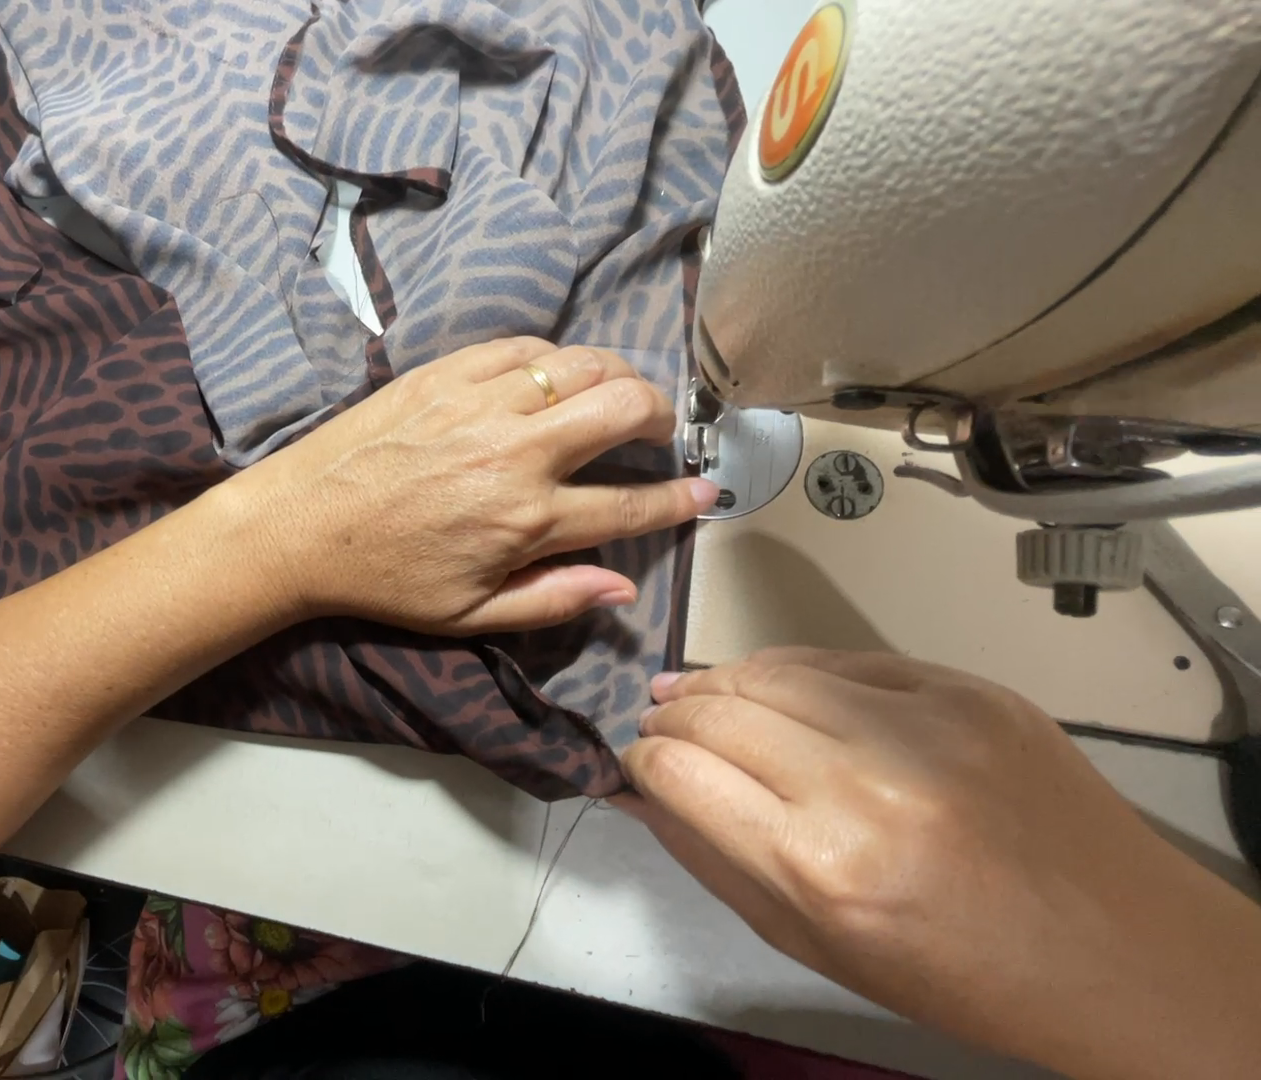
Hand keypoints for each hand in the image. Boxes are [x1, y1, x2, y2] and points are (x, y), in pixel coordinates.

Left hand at [225, 337, 714, 634]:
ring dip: (616, 375)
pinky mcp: (444, 374)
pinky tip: (550, 375)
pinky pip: (522, 345)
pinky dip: (552, 355)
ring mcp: (480, 405)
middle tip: (657, 429)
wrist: (302, 525)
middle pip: (625, 408)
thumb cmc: (382, 576)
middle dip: (661, 415)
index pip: (630, 504)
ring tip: (613, 395)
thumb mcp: (466, 615)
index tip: (705, 490)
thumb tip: (623, 587)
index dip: (679, 498)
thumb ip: (550, 599)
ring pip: (582, 365)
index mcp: (525, 520)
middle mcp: (516, 453)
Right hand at [620, 648, 1260, 1079]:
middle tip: (657, 726)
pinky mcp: (965, 689)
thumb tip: (631, 788)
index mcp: (819, 865)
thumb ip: (703, 855)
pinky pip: (833, 660)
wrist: (1133, 959)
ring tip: (693, 696)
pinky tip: (767, 690)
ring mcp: (922, 724)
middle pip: (710, 710)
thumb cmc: (955, 972)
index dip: (638, 760)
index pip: (674, 770)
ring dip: (713, 682)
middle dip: (666, 716)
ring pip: (763, 670)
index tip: (637, 762)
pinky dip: (783, 672)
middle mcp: (863, 784)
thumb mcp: (806, 940)